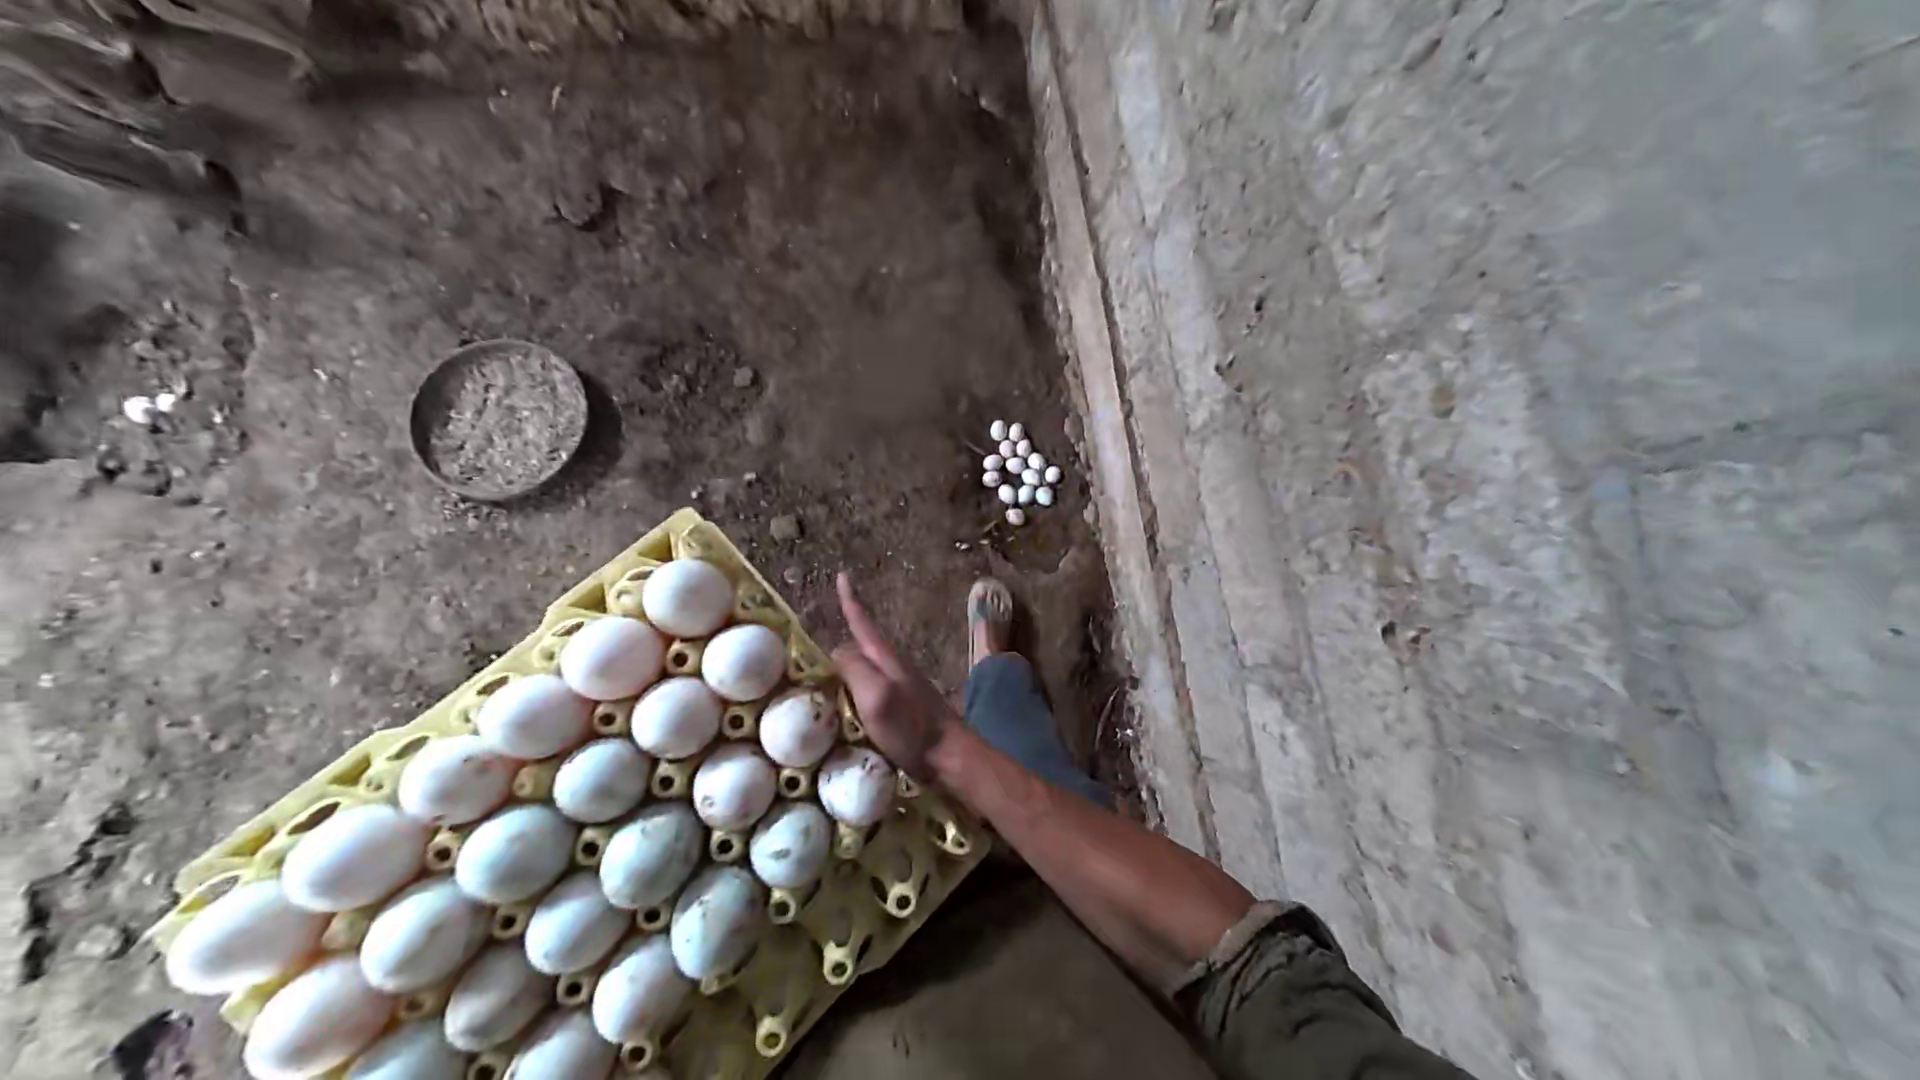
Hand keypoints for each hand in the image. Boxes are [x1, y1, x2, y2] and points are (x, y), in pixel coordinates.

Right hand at [832, 572, 964, 781]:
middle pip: (862, 645)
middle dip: (842, 637)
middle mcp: (894, 668)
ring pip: (866, 669)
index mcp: (886, 659)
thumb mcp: (877, 695)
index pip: (863, 623)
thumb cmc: (912, 727)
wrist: (951, 758)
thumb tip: (835, 651)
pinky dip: (855, 690)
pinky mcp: (903, 710)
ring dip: (846, 667)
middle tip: (812, 645)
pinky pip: (871, 690)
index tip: (843, 576)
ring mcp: (901, 689)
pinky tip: (847, 703)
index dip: (850, 601)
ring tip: (823, 675)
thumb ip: (855, 669)